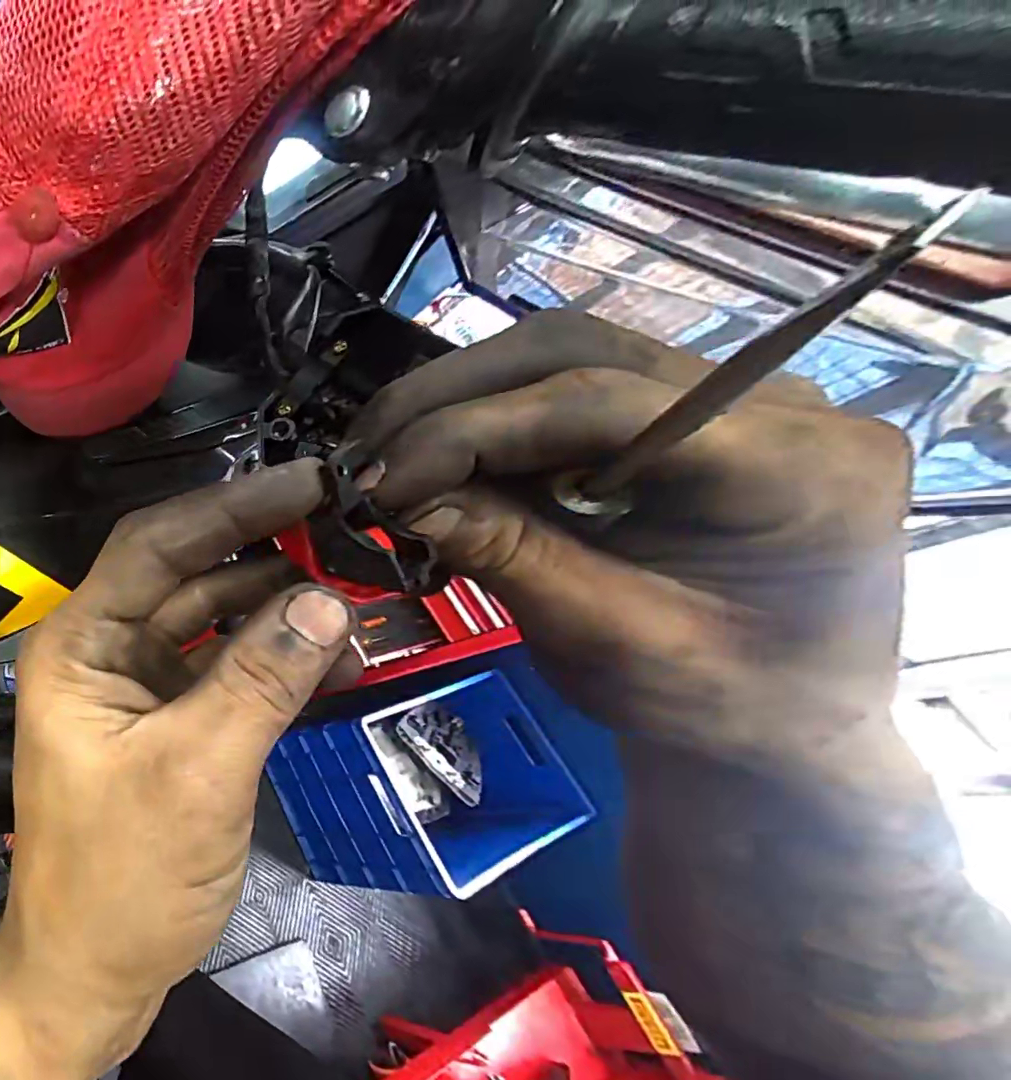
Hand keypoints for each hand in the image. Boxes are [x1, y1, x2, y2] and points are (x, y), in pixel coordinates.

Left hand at [0, 459, 356, 1079]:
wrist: (90, 971)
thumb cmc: (121, 877)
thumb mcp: (194, 773)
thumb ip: (258, 680)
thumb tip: (327, 600)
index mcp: (79, 643)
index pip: (153, 545)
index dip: (228, 508)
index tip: (306, 482)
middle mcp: (102, 648)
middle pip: (184, 572)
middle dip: (259, 545)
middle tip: (340, 518)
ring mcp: (136, 682)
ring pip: (210, 617)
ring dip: (275, 601)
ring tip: (352, 580)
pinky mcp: (167, 717)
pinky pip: (223, 666)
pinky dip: (272, 654)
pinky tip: (332, 646)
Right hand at [346, 309, 914, 792]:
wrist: (768, 719)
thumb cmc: (709, 699)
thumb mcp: (604, 637)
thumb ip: (508, 555)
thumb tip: (398, 500)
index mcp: (788, 464)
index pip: (597, 403)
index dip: (469, 433)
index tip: (381, 485)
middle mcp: (757, 401)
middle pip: (566, 351)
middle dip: (443, 401)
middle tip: (364, 458)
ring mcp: (704, 398)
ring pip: (545, 355)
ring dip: (446, 402)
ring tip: (382, 457)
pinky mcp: (651, 415)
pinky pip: (541, 389)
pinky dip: (467, 421)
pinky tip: (425, 460)